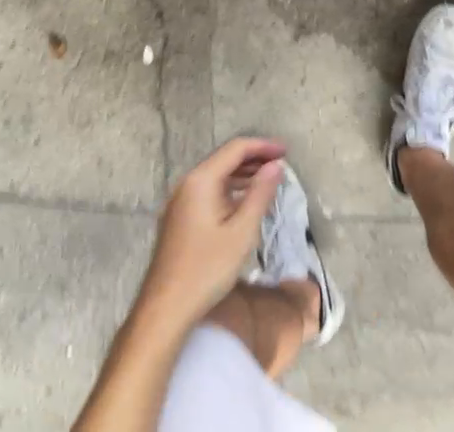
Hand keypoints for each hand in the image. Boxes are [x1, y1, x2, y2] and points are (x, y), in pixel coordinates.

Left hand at [137, 137, 284, 326]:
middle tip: (281, 165)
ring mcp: (180, 202)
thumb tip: (276, 165)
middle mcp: (187, 185)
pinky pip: (208, 192)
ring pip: (215, 177)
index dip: (262, 146)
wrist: (166, 307)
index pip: (235, 149)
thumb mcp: (242, 231)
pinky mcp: (179, 219)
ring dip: (242, 174)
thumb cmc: (207, 268)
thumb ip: (260, 194)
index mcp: (201, 181)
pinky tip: (244, 203)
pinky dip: (230, 190)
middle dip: (254, 158)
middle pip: (224, 159)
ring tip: (268, 181)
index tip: (287, 152)